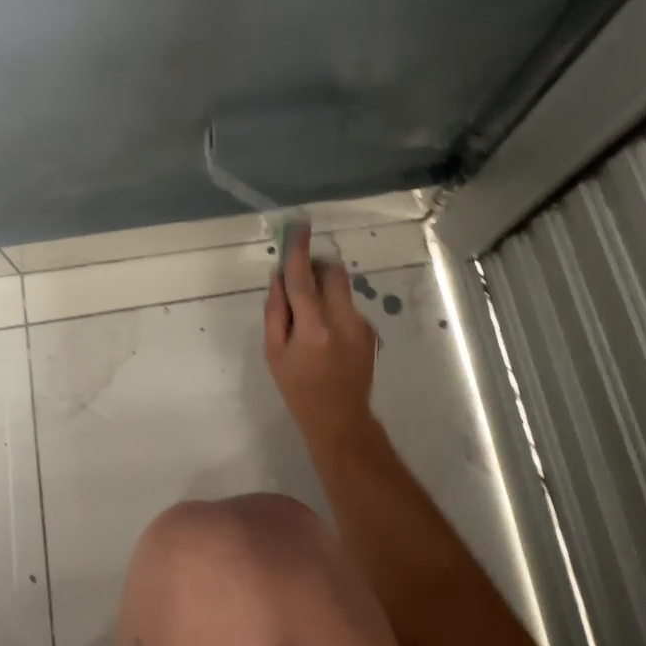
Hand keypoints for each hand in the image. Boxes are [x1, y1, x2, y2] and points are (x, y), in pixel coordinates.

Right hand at [264, 224, 378, 443]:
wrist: (340, 418)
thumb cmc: (298, 387)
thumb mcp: (274, 351)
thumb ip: (276, 310)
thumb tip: (279, 277)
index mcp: (314, 328)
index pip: (303, 279)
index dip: (299, 251)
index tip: (298, 227)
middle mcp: (343, 320)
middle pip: (333, 272)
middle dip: (316, 267)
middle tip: (299, 281)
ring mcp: (362, 325)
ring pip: (341, 289)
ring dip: (324, 292)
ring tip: (310, 322)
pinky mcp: (371, 331)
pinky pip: (348, 306)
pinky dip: (333, 309)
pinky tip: (326, 337)